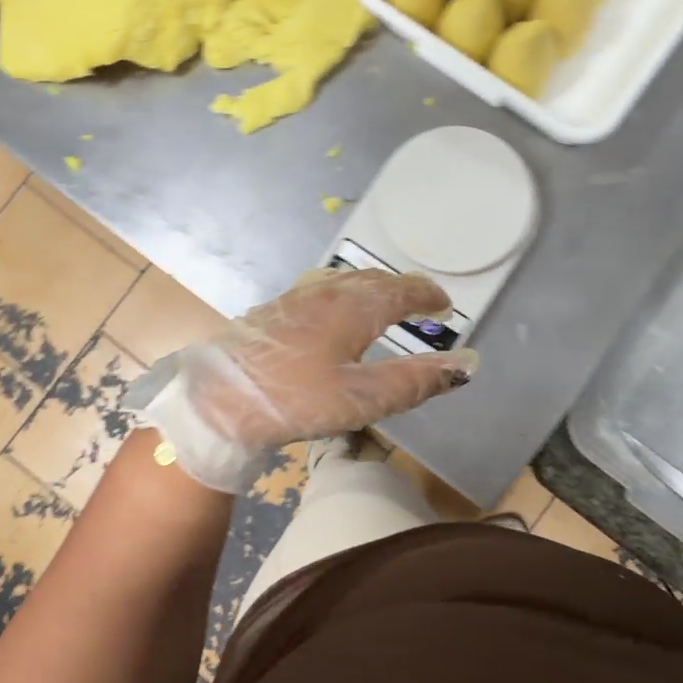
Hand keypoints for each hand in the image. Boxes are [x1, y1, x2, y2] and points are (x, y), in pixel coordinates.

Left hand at [124, 270, 479, 491]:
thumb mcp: (363, 399)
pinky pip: (323, 290)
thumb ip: (416, 381)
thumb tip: (465, 365)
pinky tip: (336, 313)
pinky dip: (347, 295)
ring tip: (386, 305)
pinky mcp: (274, 312)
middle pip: (374, 280)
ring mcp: (296, 299)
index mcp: (353, 308)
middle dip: (403, 289)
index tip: (444, 306)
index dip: (427, 296)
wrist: (217, 402)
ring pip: (346, 282)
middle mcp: (326, 293)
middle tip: (422, 305)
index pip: (402, 291)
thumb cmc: (295, 400)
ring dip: (374, 289)